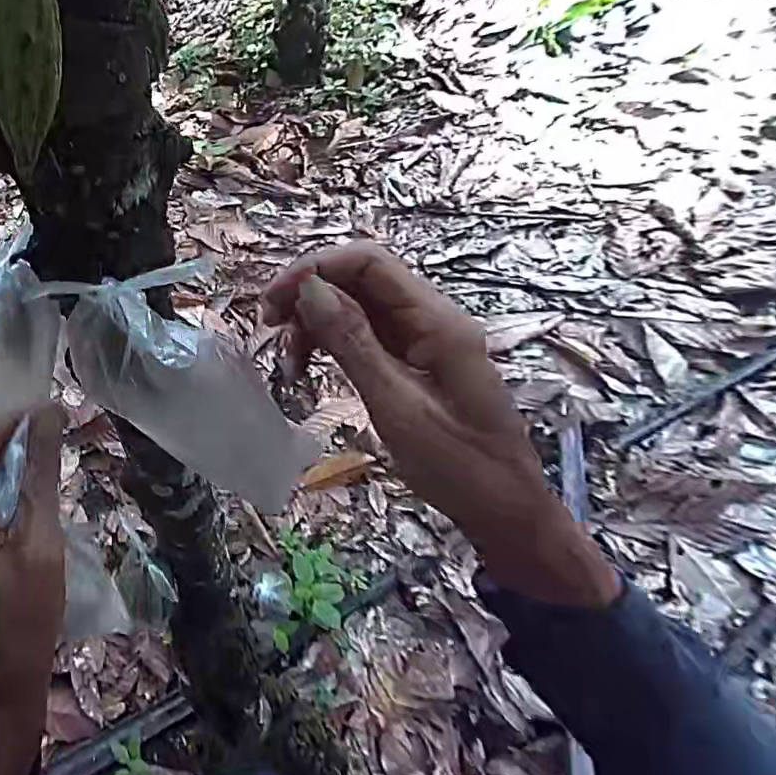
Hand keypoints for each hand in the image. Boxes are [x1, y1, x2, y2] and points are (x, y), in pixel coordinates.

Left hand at [0, 405, 65, 774]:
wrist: (3, 674)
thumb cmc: (28, 613)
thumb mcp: (41, 538)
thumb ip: (40, 471)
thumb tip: (50, 412)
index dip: (8, 420)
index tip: (49, 411)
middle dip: (3, 438)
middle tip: (46, 434)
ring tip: (36, 458)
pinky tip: (15, 489)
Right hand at [261, 241, 617, 607]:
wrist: (506, 512)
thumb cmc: (460, 467)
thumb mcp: (397, 408)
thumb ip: (353, 344)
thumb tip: (309, 289)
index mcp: (437, 321)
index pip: (368, 262)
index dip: (315, 268)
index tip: (273, 301)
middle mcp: (429, 318)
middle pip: (358, 277)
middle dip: (308, 291)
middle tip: (269, 325)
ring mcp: (420, 337)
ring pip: (354, 303)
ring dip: (313, 319)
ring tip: (288, 357)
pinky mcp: (410, 357)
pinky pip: (361, 331)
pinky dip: (328, 340)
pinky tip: (308, 364)